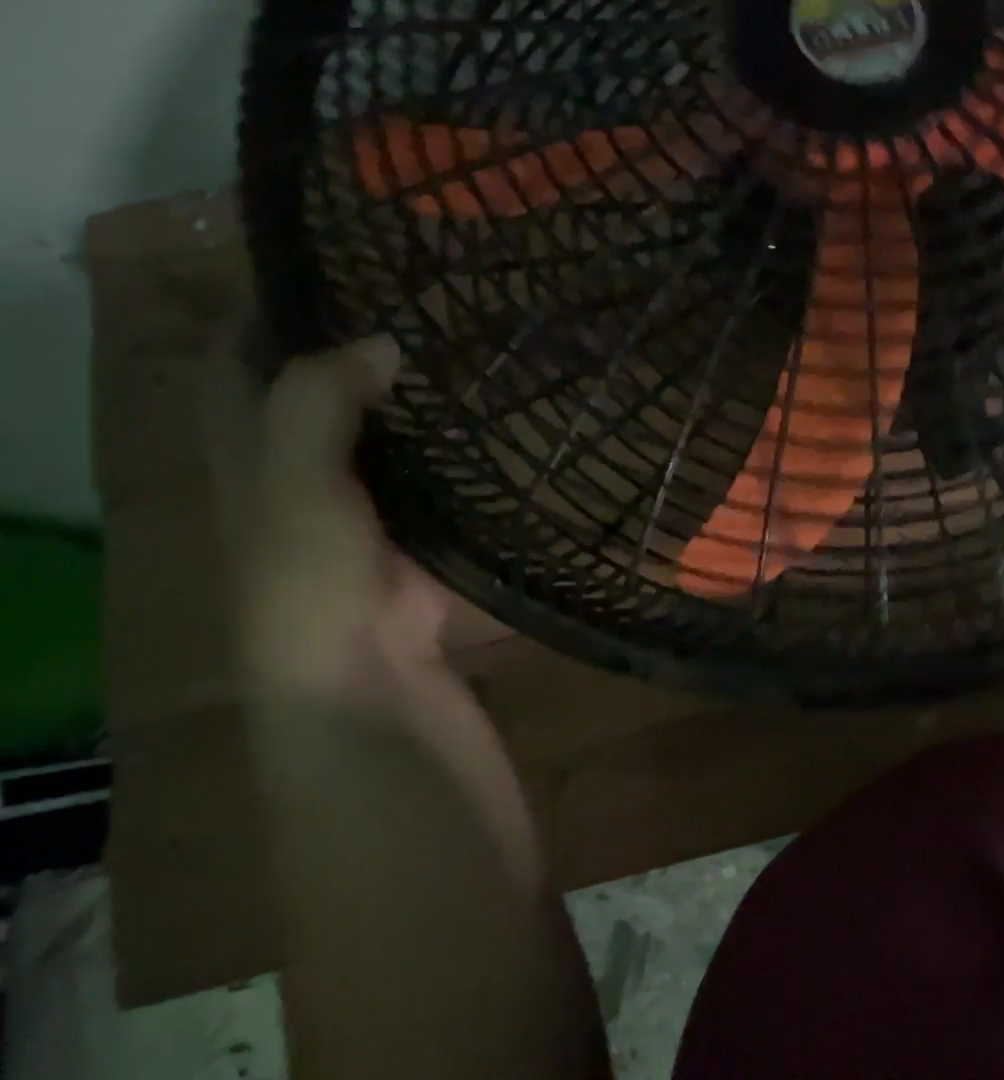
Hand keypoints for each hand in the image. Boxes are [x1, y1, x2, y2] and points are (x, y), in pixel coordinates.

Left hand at [239, 336, 478, 729]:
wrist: (367, 682)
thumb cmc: (310, 579)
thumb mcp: (296, 482)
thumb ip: (320, 404)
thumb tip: (385, 340)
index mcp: (253, 460)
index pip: (251, 369)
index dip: (280, 319)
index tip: (341, 274)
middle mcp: (305, 481)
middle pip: (327, 402)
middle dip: (365, 357)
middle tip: (428, 310)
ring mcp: (371, 517)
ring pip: (391, 444)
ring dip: (421, 408)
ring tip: (471, 357)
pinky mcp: (426, 547)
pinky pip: (443, 489)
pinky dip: (465, 461)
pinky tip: (503, 434)